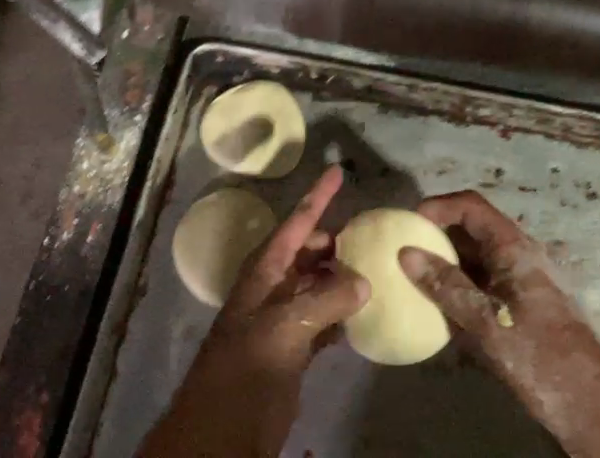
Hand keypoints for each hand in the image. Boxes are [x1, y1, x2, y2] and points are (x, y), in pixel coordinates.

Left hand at [139, 166, 369, 457]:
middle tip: (372, 238)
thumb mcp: (285, 329)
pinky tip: (365, 315)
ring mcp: (282, 319)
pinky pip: (323, 320)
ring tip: (376, 271)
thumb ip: (324, 300)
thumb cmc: (246, 367)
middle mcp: (273, 287)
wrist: (223, 428)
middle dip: (335, 242)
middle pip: (308, 253)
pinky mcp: (292, 350)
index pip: (296, 224)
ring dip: (342, 278)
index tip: (338, 171)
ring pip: (317, 286)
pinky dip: (342, 314)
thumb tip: (362, 279)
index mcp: (264, 271)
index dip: (317, 197)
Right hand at [401, 191, 599, 457]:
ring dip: (446, 265)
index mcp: (515, 249)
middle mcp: (519, 258)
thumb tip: (405, 253)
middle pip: (472, 230)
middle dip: (437, 236)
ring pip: (476, 261)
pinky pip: (483, 287)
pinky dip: (459, 291)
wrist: (593, 410)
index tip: (408, 225)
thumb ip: (446, 287)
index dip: (438, 207)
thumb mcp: (488, 323)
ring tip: (413, 281)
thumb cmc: (542, 358)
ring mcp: (522, 284)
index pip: (472, 206)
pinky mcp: (522, 311)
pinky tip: (439, 313)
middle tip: (403, 252)